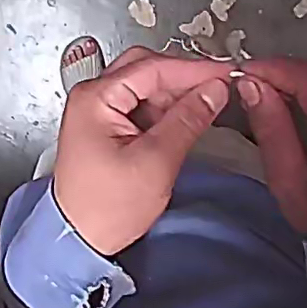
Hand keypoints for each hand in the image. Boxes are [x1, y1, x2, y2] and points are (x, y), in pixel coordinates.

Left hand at [54, 47, 232, 253]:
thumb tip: (215, 89)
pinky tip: (187, 118)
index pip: (151, 68)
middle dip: (183, 77)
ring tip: (208, 105)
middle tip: (219, 87)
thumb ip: (187, 120)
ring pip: (143, 87)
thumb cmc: (108, 207)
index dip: (194, 69)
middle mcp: (91, 97)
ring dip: (175, 94)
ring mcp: (96, 111)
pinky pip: (139, 106)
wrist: (79, 239)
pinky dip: (164, 110)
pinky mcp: (105, 127)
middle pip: (145, 69)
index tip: (228, 73)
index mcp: (95, 98)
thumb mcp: (156, 162)